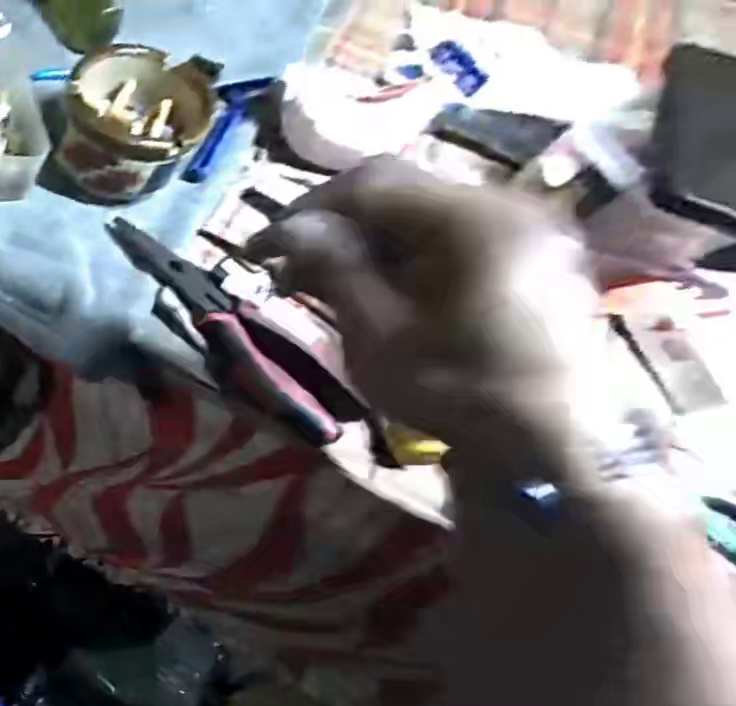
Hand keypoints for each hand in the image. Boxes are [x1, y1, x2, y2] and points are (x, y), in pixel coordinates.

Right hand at [248, 158, 616, 485]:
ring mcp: (513, 226)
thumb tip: (286, 231)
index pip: (369, 185)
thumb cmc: (450, 387)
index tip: (252, 252)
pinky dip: (384, 252)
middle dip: (324, 224)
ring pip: (410, 212)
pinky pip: (434, 234)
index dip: (301, 212)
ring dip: (349, 241)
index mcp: (469, 220)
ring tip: (306, 283)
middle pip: (392, 190)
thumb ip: (335, 272)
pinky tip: (355, 285)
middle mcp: (500, 205)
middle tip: (275, 269)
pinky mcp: (513, 251)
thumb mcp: (376, 333)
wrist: (541, 432)